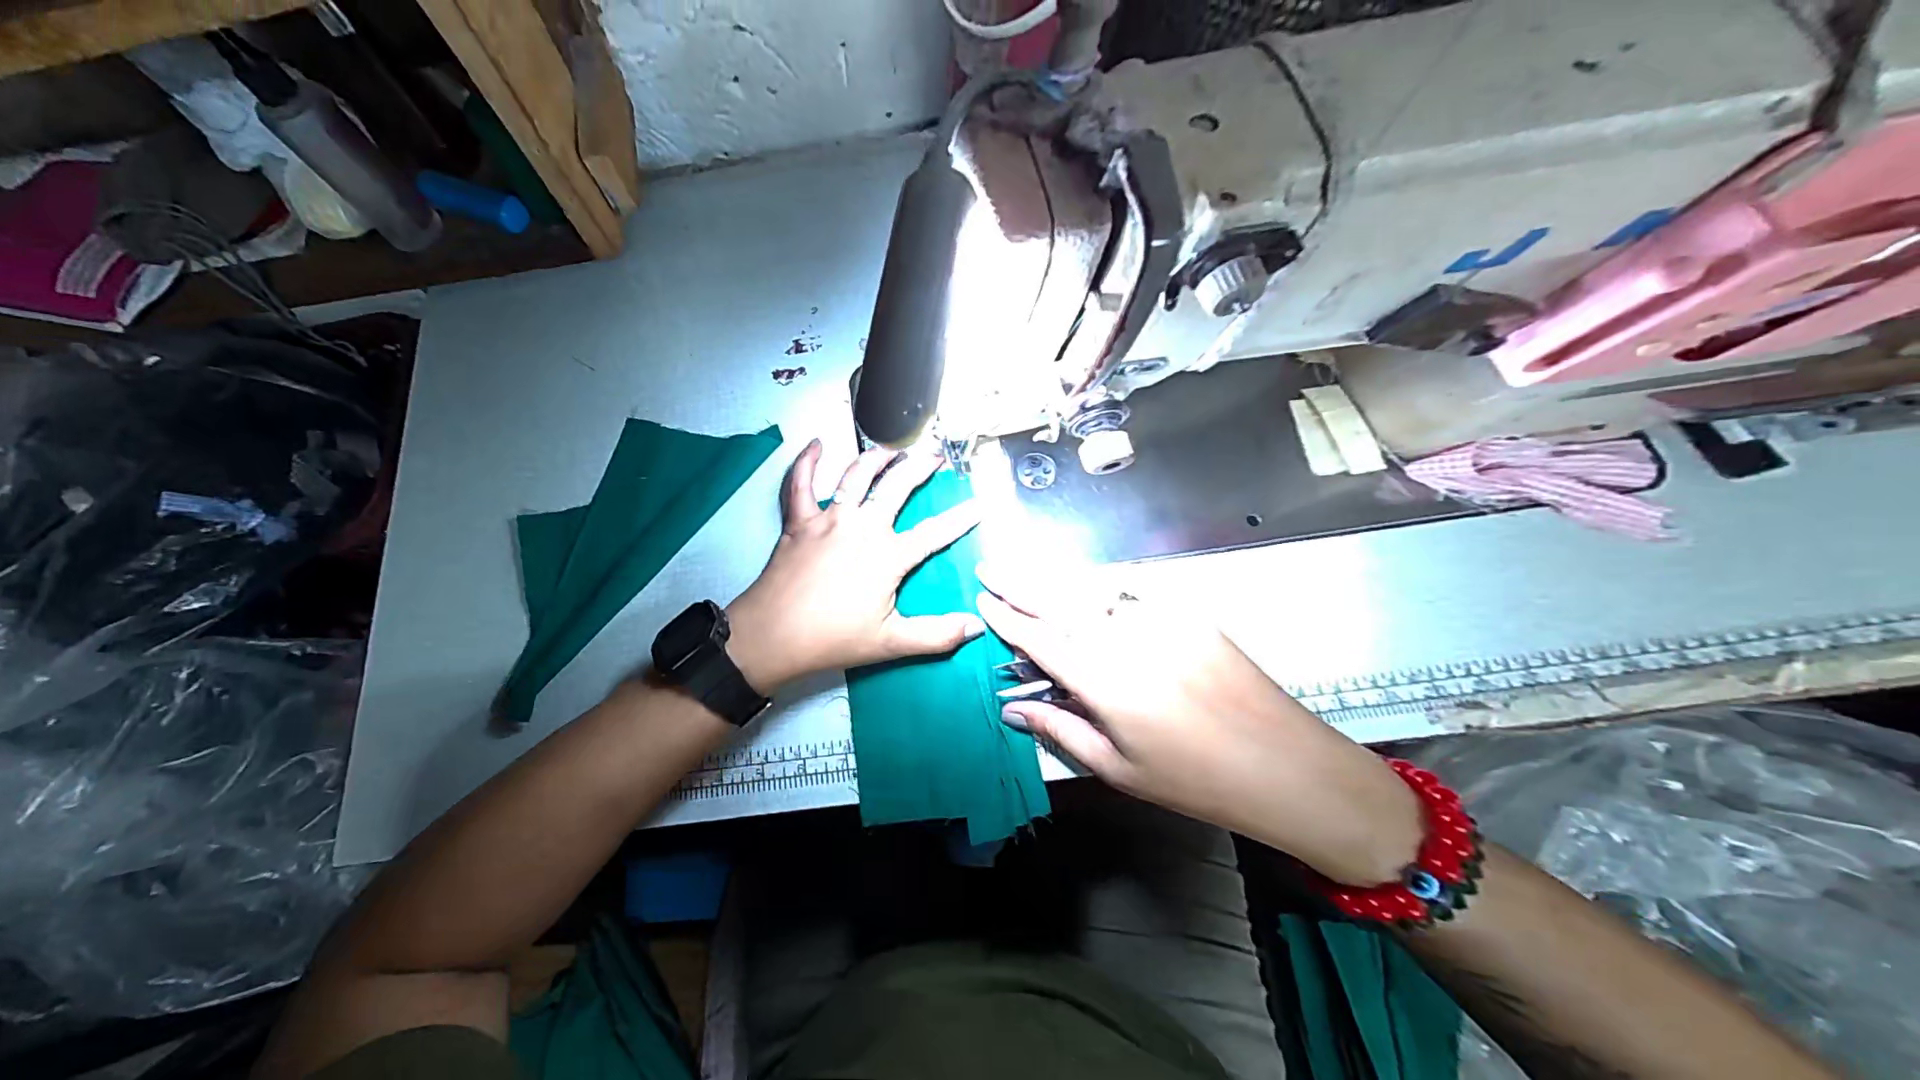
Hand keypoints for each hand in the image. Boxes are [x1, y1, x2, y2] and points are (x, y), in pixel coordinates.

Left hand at [725, 441, 984, 693]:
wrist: (772, 635)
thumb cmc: (832, 639)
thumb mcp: (891, 642)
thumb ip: (937, 635)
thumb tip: (975, 627)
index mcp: (888, 556)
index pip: (934, 533)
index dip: (960, 519)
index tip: (978, 505)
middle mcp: (861, 528)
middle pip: (896, 488)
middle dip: (919, 467)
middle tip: (935, 456)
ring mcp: (828, 520)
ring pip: (855, 477)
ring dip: (875, 458)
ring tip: (891, 448)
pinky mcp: (799, 521)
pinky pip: (800, 484)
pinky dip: (807, 462)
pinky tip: (816, 445)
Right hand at [974, 562, 1422, 885]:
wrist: (1286, 766)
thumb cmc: (1194, 781)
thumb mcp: (1118, 768)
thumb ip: (1061, 729)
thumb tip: (1012, 707)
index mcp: (1105, 684)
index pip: (1042, 640)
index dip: (1008, 619)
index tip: (983, 599)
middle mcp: (1129, 641)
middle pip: (1062, 601)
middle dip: (1021, 582)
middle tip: (990, 565)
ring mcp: (1163, 621)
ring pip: (1095, 589)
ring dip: (1056, 577)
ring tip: (1026, 569)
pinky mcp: (1191, 615)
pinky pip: (1134, 593)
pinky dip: (1102, 586)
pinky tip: (1085, 587)